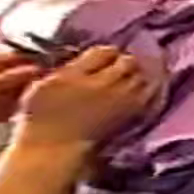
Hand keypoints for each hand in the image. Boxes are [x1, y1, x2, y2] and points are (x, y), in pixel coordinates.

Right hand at [16, 46, 155, 150]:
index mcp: (75, 76)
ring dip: (136, 73)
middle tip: (113, 66)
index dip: (104, 52)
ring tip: (123, 78)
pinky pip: (151, 89)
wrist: (59, 142)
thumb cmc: (43, 114)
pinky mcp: (139, 108)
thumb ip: (71, 67)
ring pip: (143, 74)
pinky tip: (134, 88)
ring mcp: (126, 96)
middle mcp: (105, 84)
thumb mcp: (44, 85)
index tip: (99, 57)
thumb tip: (96, 54)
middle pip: (129, 61)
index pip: (104, 51)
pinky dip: (146, 86)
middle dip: (122, 61)